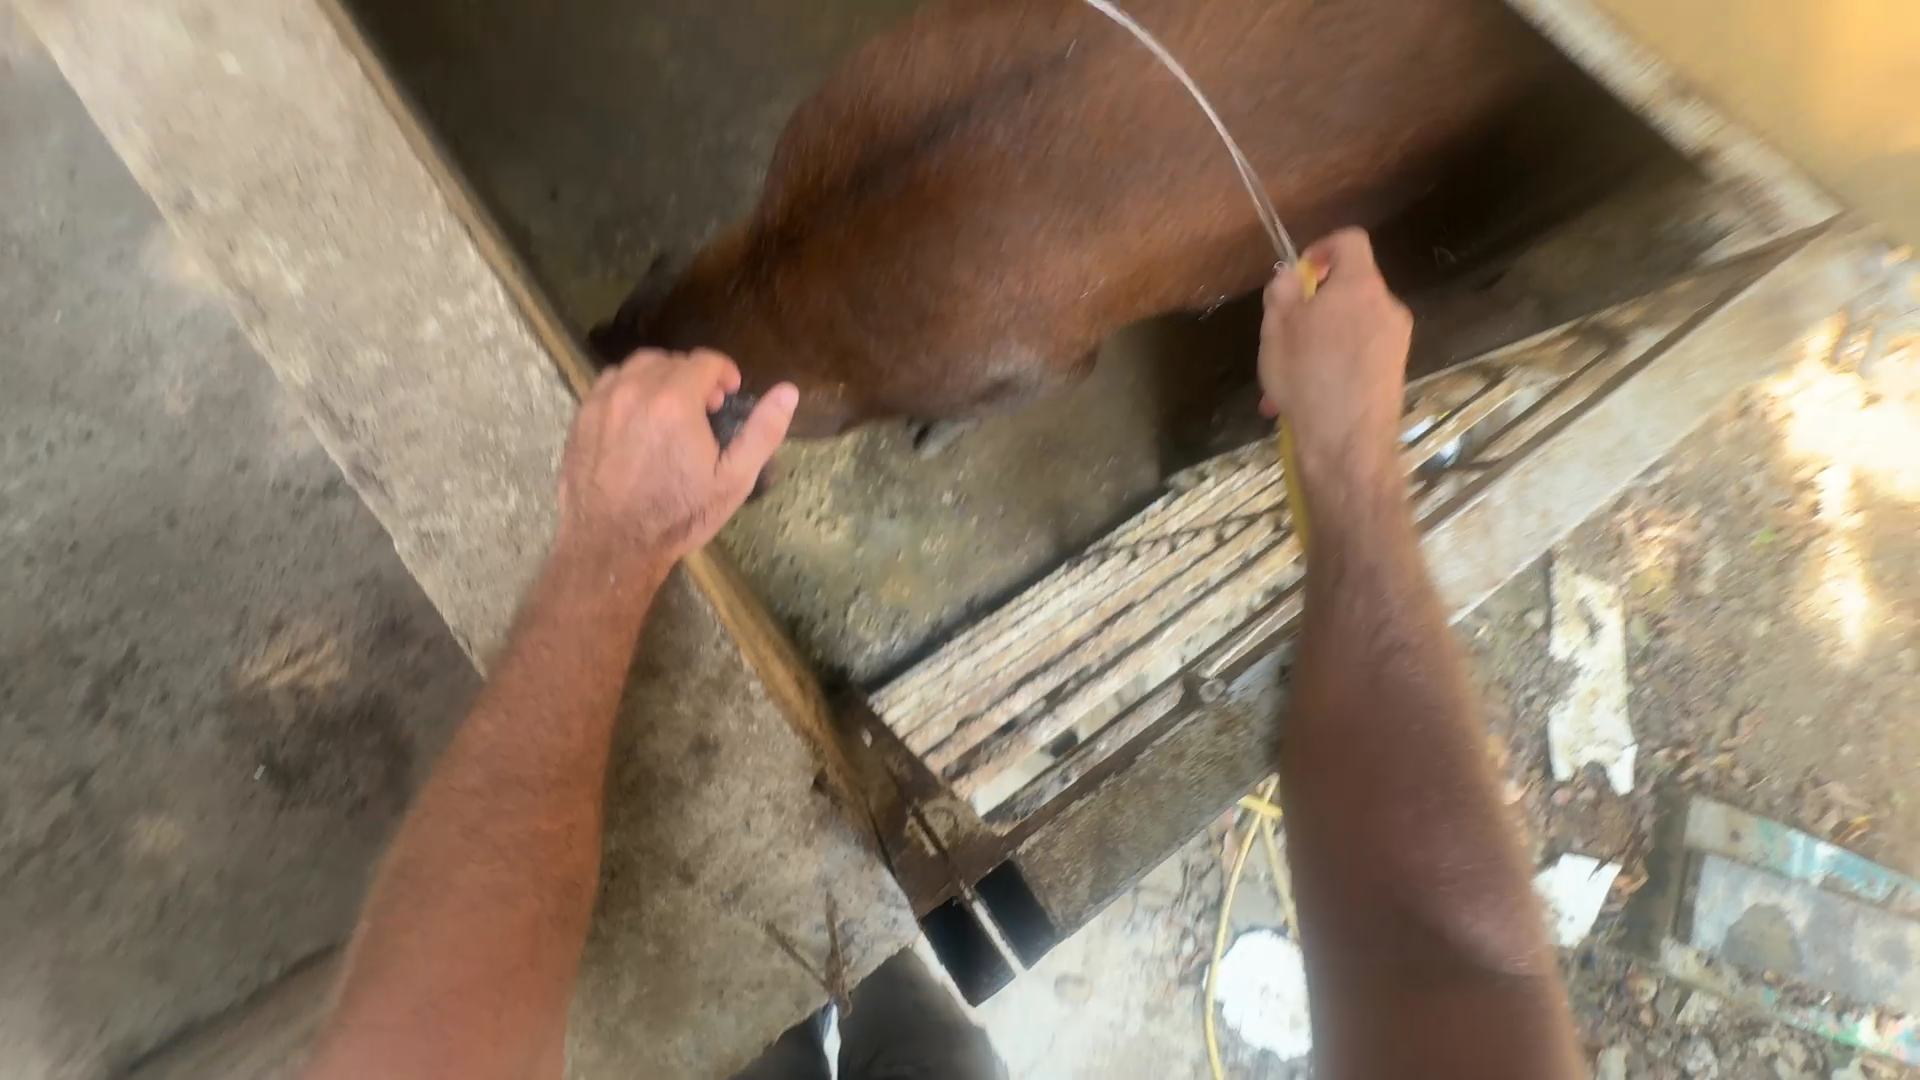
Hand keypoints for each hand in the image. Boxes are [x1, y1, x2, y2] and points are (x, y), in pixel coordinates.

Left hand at [554, 348, 795, 578]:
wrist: (614, 543)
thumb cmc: (680, 514)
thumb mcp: (734, 480)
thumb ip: (763, 431)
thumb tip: (788, 391)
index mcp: (675, 402)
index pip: (706, 360)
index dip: (725, 374)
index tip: (729, 397)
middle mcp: (635, 390)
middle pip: (672, 360)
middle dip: (694, 378)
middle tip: (706, 411)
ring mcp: (603, 401)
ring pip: (639, 367)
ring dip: (662, 379)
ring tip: (673, 412)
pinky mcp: (582, 417)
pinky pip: (611, 383)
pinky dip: (632, 390)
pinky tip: (642, 420)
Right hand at [1258, 228, 1411, 499]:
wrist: (1345, 439)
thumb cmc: (1306, 377)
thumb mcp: (1276, 331)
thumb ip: (1281, 294)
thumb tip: (1289, 274)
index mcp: (1357, 286)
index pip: (1349, 241)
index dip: (1322, 248)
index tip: (1299, 275)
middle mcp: (1385, 305)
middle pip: (1349, 289)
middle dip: (1314, 308)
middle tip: (1284, 338)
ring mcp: (1396, 338)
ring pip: (1350, 327)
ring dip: (1319, 343)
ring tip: (1289, 380)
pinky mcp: (1394, 369)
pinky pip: (1358, 355)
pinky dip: (1333, 366)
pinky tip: (1307, 397)